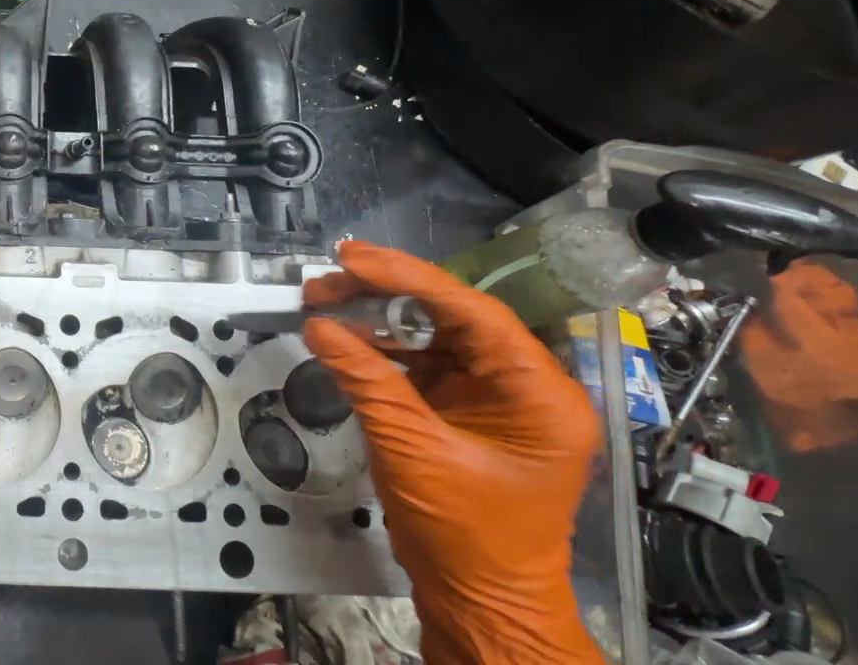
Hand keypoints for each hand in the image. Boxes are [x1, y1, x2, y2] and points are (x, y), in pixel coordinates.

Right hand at [303, 240, 602, 664]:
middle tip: (326, 279)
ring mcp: (490, 395)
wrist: (479, 598)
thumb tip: (319, 326)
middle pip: (450, 315)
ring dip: (376, 316)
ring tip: (321, 300)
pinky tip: (342, 335)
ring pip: (430, 333)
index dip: (409, 278)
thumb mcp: (411, 450)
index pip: (473, 313)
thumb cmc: (467, 534)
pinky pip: (418, 360)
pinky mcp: (460, 408)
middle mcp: (521, 385)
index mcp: (538, 393)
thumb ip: (366, 381)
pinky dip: (378, 346)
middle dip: (385, 293)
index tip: (353, 259)